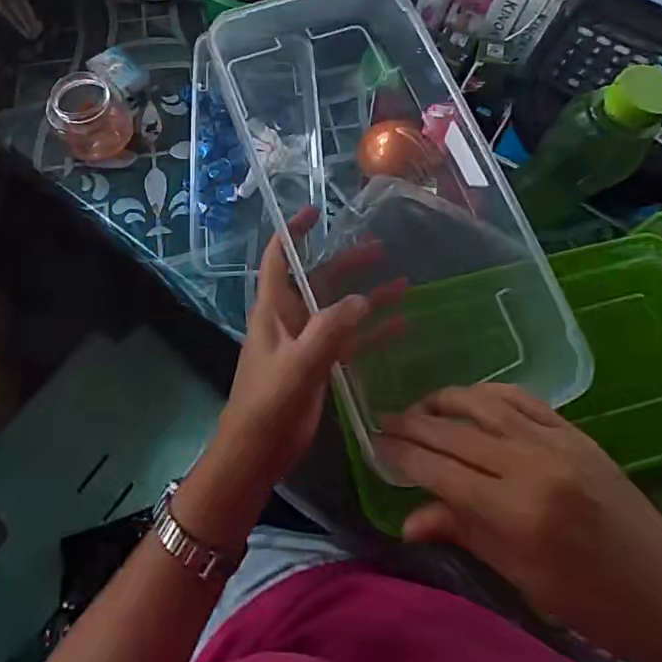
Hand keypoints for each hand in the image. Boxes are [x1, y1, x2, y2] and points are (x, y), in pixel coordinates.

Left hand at [181, 209, 402, 545]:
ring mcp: (307, 341)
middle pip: (318, 279)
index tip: (314, 213)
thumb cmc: (268, 401)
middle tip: (379, 247)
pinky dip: (373, 331)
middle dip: (345, 262)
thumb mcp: (297, 363)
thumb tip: (361, 300)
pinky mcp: (320, 365)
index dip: (292, 233)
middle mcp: (290, 318)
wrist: (258, 449)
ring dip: (367, 296)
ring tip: (403, 281)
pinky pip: (350, 340)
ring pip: (340, 310)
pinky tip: (401, 324)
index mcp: (273, 309)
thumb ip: (328, 331)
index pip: (279, 258)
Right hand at [377, 385, 661, 661]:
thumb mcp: (522, 579)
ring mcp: (555, 443)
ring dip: (442, 400)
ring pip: (481, 403)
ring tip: (419, 406)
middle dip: (411, 425)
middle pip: (452, 433)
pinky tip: (468, 397)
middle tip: (384, 423)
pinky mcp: (575, 433)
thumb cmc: (595, 604)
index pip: (438, 470)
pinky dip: (486, 392)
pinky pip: (520, 398)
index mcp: (515, 514)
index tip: (376, 445)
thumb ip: (463, 534)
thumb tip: (406, 521)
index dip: (401, 454)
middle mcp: (530, 468)